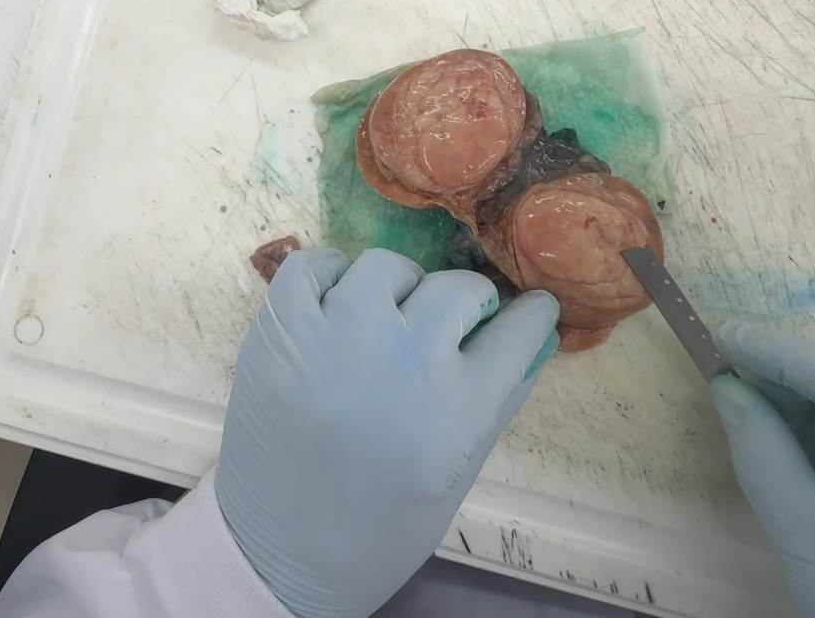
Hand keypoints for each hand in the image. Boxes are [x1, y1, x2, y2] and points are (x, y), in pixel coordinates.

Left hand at [216, 248, 560, 617]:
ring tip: (391, 315)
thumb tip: (535, 333)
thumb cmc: (380, 524)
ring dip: (400, 286)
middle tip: (453, 321)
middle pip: (454, 289)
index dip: (530, 315)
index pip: (514, 334)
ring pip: (386, 266)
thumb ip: (499, 400)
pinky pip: (312, 264)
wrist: (278, 550)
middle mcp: (399, 362)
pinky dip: (331, 272)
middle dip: (468, 301)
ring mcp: (333, 337)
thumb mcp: (457, 476)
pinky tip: (340, 299)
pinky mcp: (280, 330)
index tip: (532, 306)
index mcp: (453, 411)